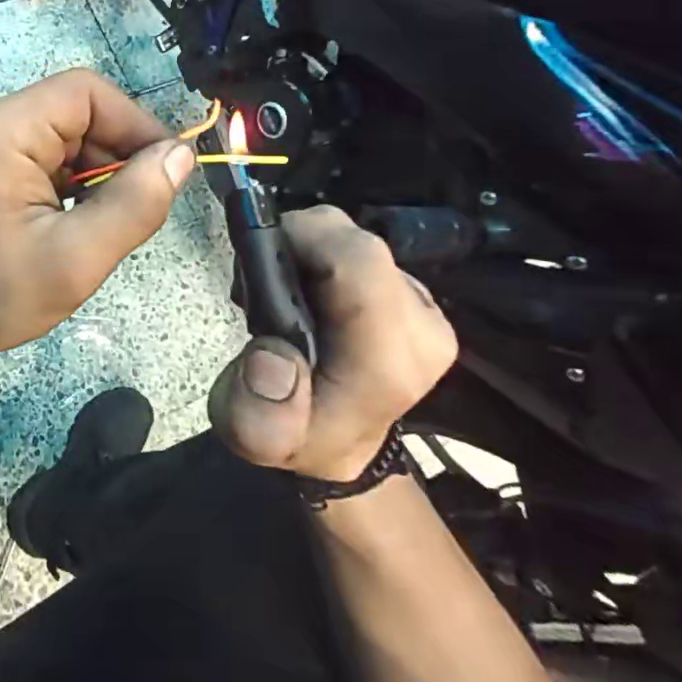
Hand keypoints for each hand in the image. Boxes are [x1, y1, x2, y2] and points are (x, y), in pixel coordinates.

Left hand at [0, 69, 197, 369]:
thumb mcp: (75, 258)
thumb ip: (135, 204)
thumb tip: (179, 156)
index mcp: (4, 130)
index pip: (87, 93)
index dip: (135, 124)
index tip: (165, 170)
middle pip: (80, 114)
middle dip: (118, 155)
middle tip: (138, 209)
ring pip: (70, 138)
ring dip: (100, 174)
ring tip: (106, 224)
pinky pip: (51, 159)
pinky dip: (77, 185)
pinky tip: (80, 224)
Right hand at [209, 206, 456, 481]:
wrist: (339, 441)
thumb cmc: (295, 436)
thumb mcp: (256, 437)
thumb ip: (259, 412)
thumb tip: (274, 358)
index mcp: (390, 360)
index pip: (357, 260)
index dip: (300, 242)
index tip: (257, 270)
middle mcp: (423, 326)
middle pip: (354, 242)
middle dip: (297, 248)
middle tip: (261, 287)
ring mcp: (425, 307)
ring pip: (355, 239)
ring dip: (308, 252)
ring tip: (282, 294)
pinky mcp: (415, 293)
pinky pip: (359, 249)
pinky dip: (323, 257)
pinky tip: (306, 293)